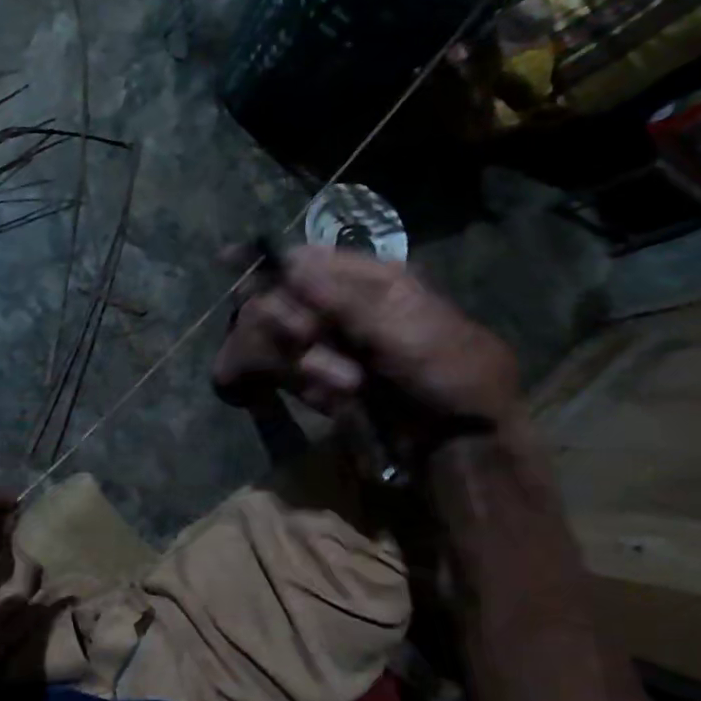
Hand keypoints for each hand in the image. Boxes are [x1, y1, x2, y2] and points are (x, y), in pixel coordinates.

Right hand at [212, 245, 521, 427]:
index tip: (238, 276)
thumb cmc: (449, 372)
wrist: (463, 438)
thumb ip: (342, 299)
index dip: (271, 269)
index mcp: (369, 281)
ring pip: (281, 342)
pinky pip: (291, 375)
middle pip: (281, 301)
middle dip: (287, 323)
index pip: (303, 261)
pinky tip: (334, 400)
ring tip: (347, 387)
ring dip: (306, 365)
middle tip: (305, 341)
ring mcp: (331, 345)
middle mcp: (342, 308)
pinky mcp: (322, 379)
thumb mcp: (403, 329)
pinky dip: (307, 386)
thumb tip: (290, 263)